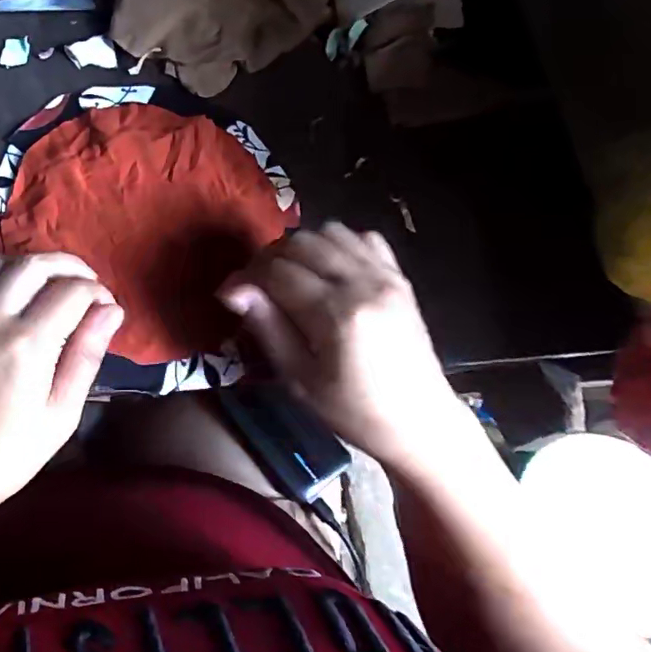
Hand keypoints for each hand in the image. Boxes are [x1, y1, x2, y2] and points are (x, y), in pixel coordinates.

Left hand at [0, 253, 121, 531]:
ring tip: (55, 284)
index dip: (98, 293)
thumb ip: (87, 355)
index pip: (72, 291)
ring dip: (35, 265)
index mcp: (27, 345)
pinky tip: (15, 293)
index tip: (107, 309)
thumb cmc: (8, 454)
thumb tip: (112, 311)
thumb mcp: (61, 413)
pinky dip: (0, 274)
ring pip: (2, 263)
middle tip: (89, 286)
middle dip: (72, 267)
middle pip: (37, 265)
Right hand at [219, 223, 465, 468]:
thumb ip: (268, 328)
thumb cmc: (353, 411)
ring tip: (290, 276)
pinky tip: (328, 270)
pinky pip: (362, 237)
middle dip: (269, 258)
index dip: (246, 276)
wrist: (419, 420)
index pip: (277, 271)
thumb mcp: (300, 380)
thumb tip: (234, 290)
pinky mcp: (399, 276)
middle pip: (301, 242)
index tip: (230, 293)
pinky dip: (337, 244)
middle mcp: (363, 282)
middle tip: (257, 286)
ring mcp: (386, 275)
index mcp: (337, 314)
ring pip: (329, 231)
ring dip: (301, 246)